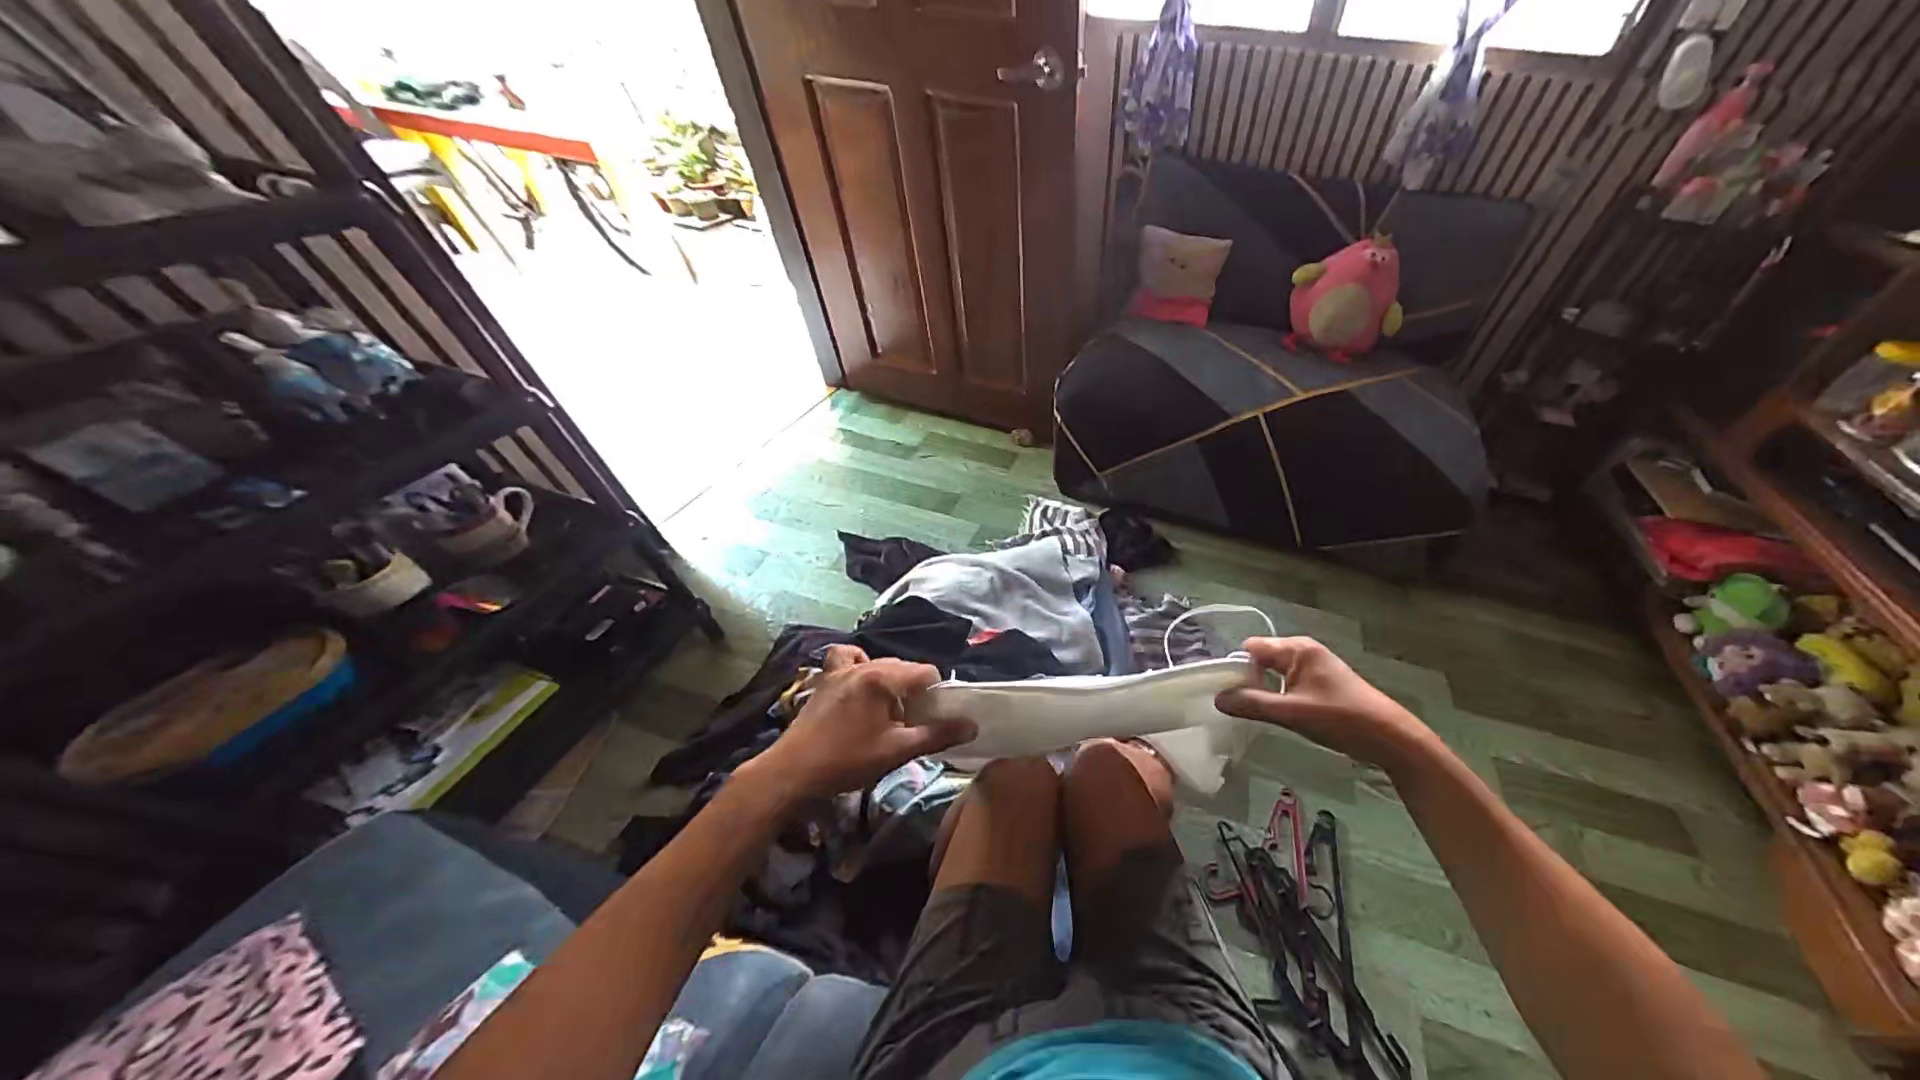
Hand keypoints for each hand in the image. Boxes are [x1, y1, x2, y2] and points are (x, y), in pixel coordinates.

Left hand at [741, 646, 975, 802]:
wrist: (793, 771)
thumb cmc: (847, 760)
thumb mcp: (897, 751)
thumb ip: (936, 735)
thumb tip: (971, 726)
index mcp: (882, 678)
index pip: (925, 671)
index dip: (936, 693)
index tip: (933, 718)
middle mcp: (862, 665)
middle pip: (902, 667)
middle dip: (914, 690)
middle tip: (913, 722)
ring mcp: (839, 670)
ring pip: (877, 664)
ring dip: (889, 681)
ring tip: (888, 710)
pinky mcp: (824, 680)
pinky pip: (846, 660)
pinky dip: (858, 667)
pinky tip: (860, 690)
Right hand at [1215, 636, 1441, 771]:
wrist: (1392, 739)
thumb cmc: (1341, 719)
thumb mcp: (1291, 713)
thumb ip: (1251, 704)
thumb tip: (1218, 698)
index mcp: (1297, 649)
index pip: (1250, 648)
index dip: (1234, 667)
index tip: (1224, 691)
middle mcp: (1305, 650)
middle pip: (1261, 658)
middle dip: (1247, 679)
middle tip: (1237, 705)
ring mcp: (1315, 666)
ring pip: (1274, 672)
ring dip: (1263, 689)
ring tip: (1254, 711)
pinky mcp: (1322, 682)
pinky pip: (1288, 682)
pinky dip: (1278, 695)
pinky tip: (1278, 714)